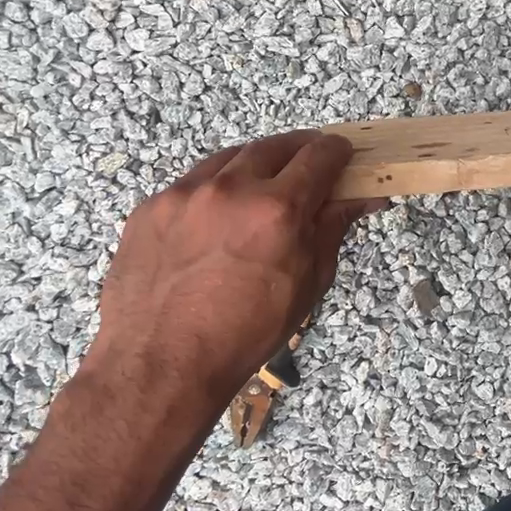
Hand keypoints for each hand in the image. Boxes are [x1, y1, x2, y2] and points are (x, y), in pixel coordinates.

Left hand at [84, 130, 386, 408]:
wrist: (160, 365)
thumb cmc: (248, 330)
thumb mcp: (310, 280)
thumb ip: (332, 228)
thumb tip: (361, 198)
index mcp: (279, 208)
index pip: (320, 155)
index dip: (338, 151)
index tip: (345, 155)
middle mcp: (232, 189)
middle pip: (276, 146)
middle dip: (301, 148)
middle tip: (312, 161)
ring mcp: (184, 195)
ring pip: (232, 157)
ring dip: (258, 161)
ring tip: (266, 181)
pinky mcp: (149, 209)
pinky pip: (192, 181)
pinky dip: (217, 185)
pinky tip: (221, 211)